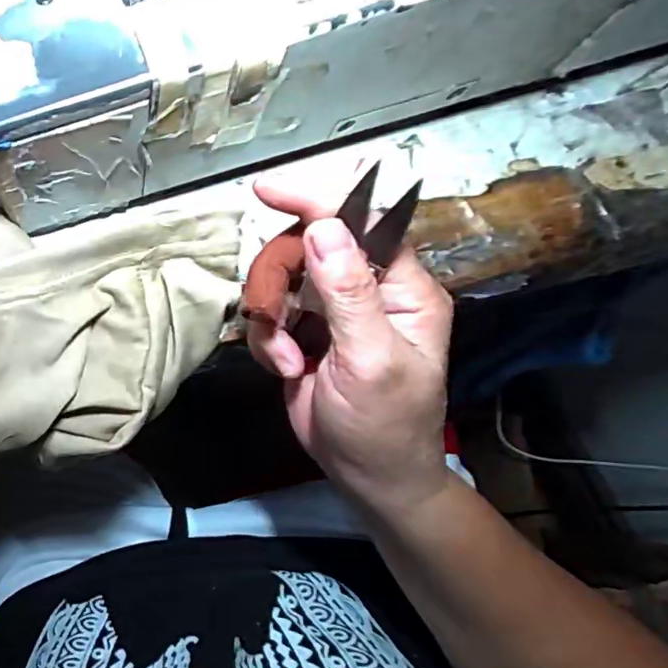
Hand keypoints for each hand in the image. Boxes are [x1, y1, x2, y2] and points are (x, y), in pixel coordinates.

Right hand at [246, 175, 453, 509]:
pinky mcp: (300, 332)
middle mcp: (364, 289)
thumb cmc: (385, 424)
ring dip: (270, 321)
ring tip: (287, 359)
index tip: (268, 191)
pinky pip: (266, 316)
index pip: (362, 222)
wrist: (365, 476)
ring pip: (277, 281)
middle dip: (278, 283)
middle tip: (273, 320)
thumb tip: (325, 227)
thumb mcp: (372, 360)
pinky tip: (287, 370)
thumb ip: (349, 293)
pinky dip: (267, 343)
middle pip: (304, 249)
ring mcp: (329, 311)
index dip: (317, 202)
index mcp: (401, 287)